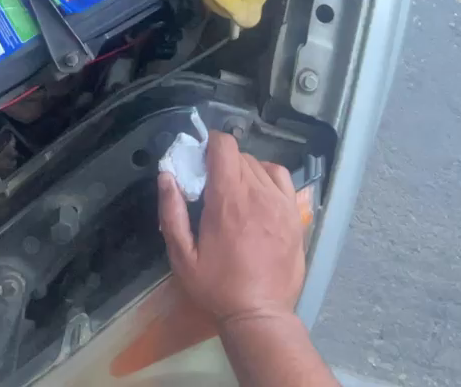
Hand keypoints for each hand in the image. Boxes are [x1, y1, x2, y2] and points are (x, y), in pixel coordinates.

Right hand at [158, 132, 305, 325]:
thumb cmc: (217, 287)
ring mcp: (280, 203)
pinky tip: (258, 192)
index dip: (210, 143)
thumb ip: (171, 212)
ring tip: (235, 192)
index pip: (224, 145)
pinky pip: (281, 177)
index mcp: (227, 199)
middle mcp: (257, 193)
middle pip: (239, 155)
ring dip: (243, 170)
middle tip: (212, 186)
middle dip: (222, 162)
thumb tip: (166, 176)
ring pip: (259, 165)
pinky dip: (267, 176)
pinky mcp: (294, 215)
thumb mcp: (182, 256)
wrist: (260, 316)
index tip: (201, 160)